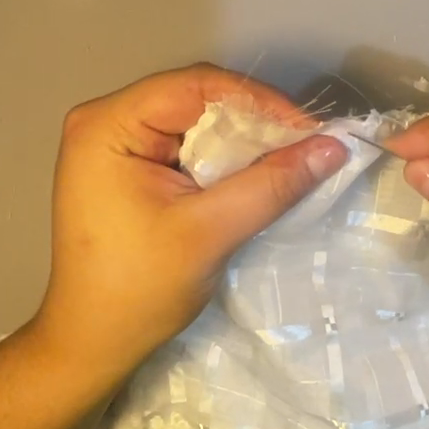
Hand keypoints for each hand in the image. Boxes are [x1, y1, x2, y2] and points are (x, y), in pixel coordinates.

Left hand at [32, 64, 346, 375]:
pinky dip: (224, 161)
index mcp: (109, 125)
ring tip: (288, 164)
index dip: (259, 101)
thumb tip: (334, 147)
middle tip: (305, 149)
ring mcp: (115, 145)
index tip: (309, 133)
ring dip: (243, 144)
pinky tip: (253, 179)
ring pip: (196, 124)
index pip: (197, 86)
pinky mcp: (129, 169)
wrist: (95, 343)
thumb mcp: (210, 233)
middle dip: (254, 123)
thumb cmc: (140, 289)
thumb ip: (271, 185)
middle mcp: (106, 122)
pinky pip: (187, 148)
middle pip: (196, 100)